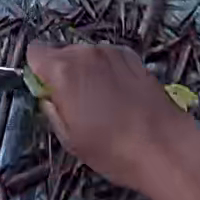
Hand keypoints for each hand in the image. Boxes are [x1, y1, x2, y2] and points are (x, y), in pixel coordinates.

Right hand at [25, 43, 199, 195]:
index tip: (48, 91)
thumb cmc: (112, 149)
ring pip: (85, 55)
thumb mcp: (69, 139)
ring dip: (86, 70)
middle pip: (60, 53)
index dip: (37, 71)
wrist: (165, 146)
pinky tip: (120, 94)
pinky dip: (107, 69)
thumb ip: (51, 109)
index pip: (34, 52)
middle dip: (62, 72)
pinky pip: (107, 57)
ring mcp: (109, 50)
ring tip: (103, 101)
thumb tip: (47, 95)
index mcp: (62, 70)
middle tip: (76, 103)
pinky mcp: (131, 55)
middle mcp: (83, 52)